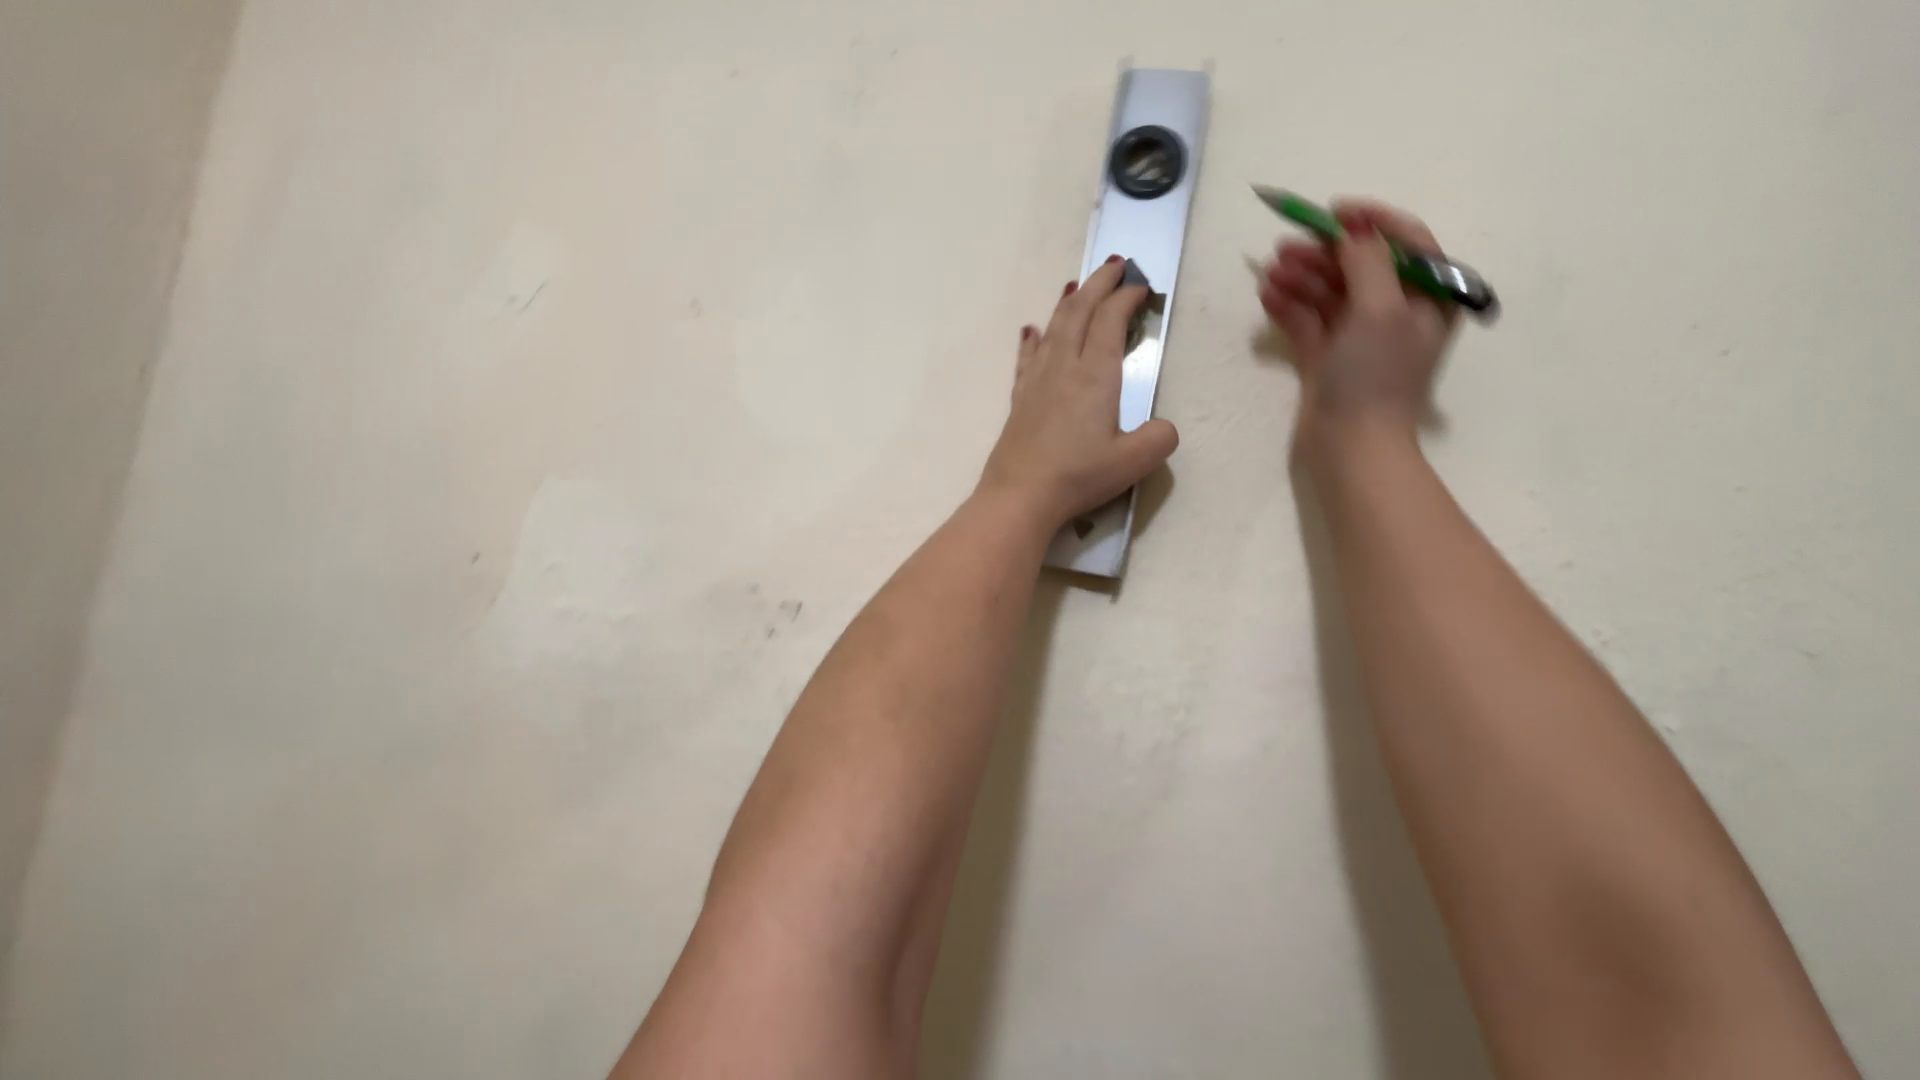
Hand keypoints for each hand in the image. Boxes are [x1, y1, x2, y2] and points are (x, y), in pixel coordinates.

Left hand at [978, 256, 1180, 526]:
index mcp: (1095, 375)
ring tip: (1079, 287)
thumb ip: (1159, 438)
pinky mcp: (1019, 400)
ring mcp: (1036, 381)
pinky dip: (1034, 338)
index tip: (1142, 285)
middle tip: (1115, 266)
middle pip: (1079, 312)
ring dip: (1069, 302)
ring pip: (1053, 328)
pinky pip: (1027, 357)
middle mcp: (1063, 367)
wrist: (1019, 496)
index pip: (1110, 322)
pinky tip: (1032, 330)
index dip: (1127, 298)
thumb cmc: (1078, 476)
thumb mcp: (1134, 462)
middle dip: (1098, 284)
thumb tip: (1163, 428)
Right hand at [1259, 200, 1456, 458]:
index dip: (1371, 222)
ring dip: (1300, 278)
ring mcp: (1359, 337)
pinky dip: (1289, 306)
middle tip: (1285, 248)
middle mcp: (1396, 313)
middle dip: (1323, 253)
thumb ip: (1368, 262)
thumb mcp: (1380, 310)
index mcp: (1426, 298)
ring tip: (1271, 274)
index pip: (1406, 243)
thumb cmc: (1375, 377)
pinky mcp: (1327, 358)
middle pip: (1358, 265)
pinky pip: (1308, 320)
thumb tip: (1355, 228)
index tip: (1333, 212)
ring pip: (1328, 292)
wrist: (1351, 446)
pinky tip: (1268, 297)